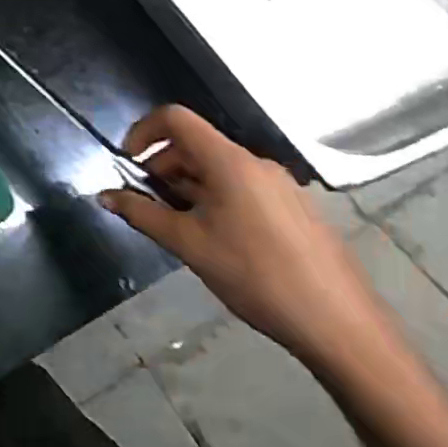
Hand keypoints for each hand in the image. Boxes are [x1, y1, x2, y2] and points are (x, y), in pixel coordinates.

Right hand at [98, 106, 385, 361]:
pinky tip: (218, 242)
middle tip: (148, 207)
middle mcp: (256, 163)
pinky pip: (242, 188)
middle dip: (162, 169)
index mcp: (229, 162)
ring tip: (181, 230)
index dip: (143, 132)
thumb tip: (105, 196)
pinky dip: (216, 200)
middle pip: (195, 145)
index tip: (128, 165)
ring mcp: (280, 186)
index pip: (175, 118)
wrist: (341, 327)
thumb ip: (142, 213)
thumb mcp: (188, 245)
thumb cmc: (256, 277)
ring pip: (218, 170)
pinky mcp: (295, 209)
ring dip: (188, 188)